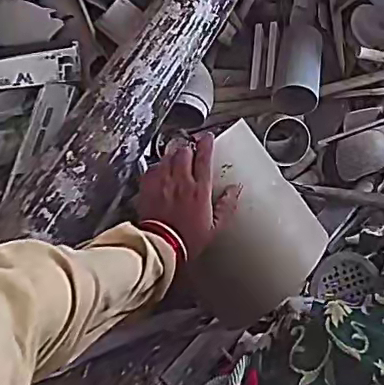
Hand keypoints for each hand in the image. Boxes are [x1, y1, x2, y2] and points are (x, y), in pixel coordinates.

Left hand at [134, 134, 237, 257]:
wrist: (160, 246)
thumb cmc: (186, 239)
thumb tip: (235, 190)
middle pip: (185, 151)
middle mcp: (181, 181)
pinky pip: (153, 167)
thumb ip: (227, 206)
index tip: (208, 138)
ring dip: (174, 154)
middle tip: (191, 149)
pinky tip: (161, 171)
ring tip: (176, 158)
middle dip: (189, 147)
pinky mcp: (148, 187)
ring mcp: (163, 182)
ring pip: (168, 156)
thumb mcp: (214, 227)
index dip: (207, 144)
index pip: (204, 157)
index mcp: (199, 190)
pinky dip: (158, 166)